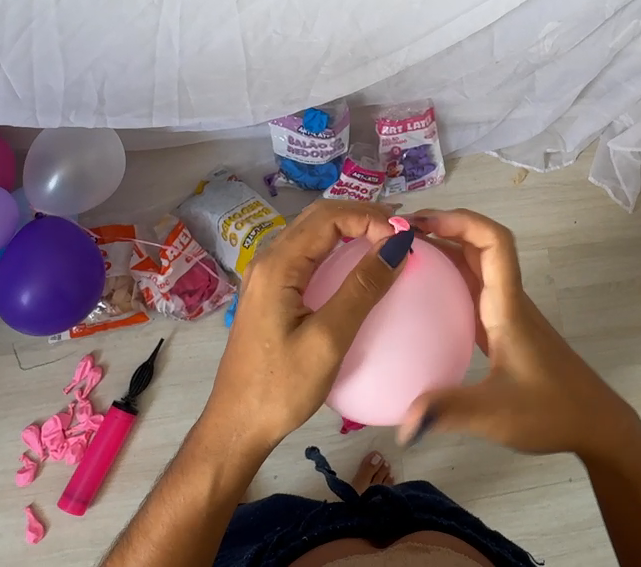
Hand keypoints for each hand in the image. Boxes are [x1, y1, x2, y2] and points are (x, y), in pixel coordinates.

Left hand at [200, 200, 413, 450]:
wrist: (237, 426)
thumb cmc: (280, 388)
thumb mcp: (328, 340)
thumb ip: (362, 289)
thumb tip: (398, 246)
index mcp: (278, 265)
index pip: (329, 217)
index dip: (369, 216)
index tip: (403, 237)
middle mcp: (269, 260)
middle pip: (319, 217)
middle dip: (362, 214)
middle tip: (400, 230)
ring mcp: (267, 276)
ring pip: (312, 232)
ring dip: (349, 227)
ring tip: (386, 239)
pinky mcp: (271, 293)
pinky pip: (308, 254)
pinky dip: (337, 248)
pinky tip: (358, 266)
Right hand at [398, 208, 636, 457]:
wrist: (595, 425)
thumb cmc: (552, 411)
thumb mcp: (496, 414)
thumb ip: (449, 412)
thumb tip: (401, 425)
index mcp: (509, 306)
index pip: (493, 243)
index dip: (460, 221)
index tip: (421, 223)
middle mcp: (508, 300)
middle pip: (480, 244)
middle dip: (444, 226)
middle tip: (399, 232)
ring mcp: (507, 313)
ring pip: (476, 265)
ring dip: (445, 249)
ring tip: (403, 254)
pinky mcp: (504, 329)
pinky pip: (473, 290)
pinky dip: (448, 280)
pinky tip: (421, 297)